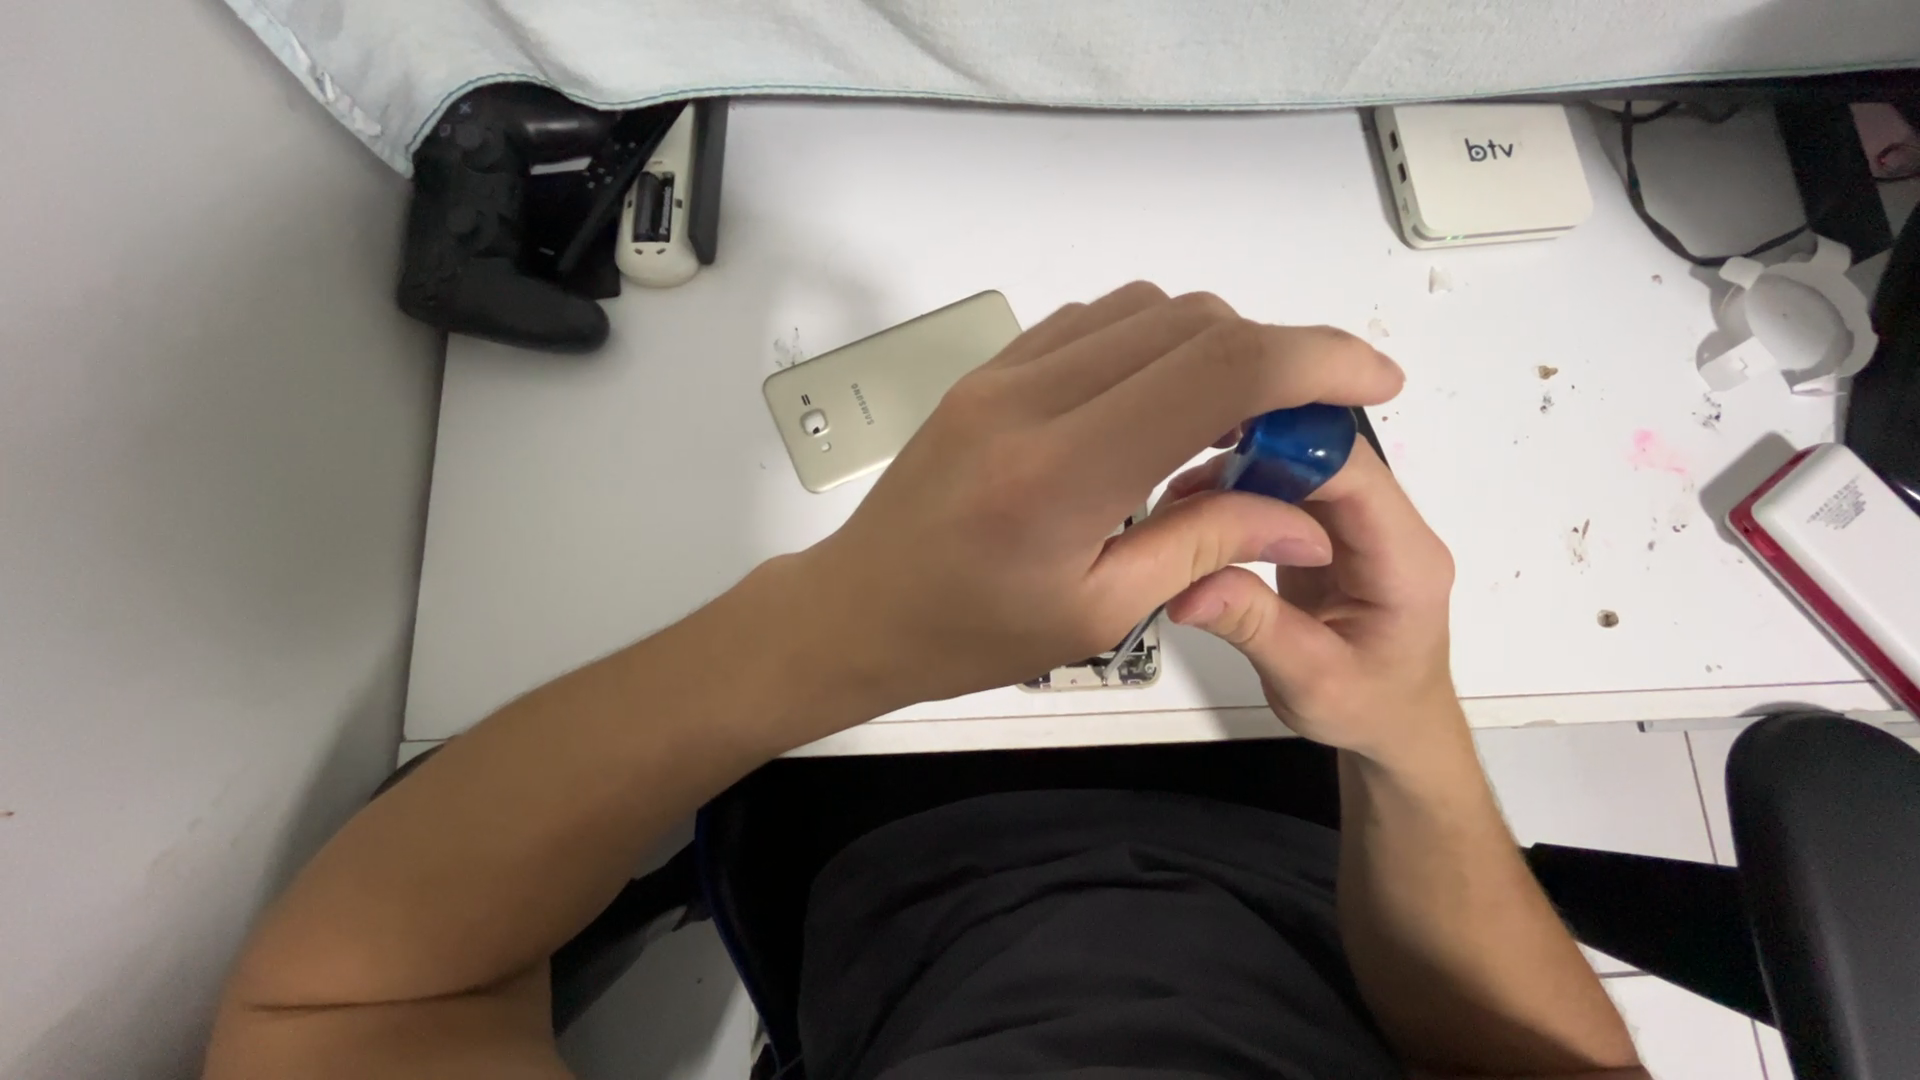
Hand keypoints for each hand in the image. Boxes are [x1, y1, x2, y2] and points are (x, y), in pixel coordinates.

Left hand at [799, 282, 1404, 709]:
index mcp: (1063, 471)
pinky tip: (1156, 403)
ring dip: (1211, 345)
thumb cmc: (969, 635)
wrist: (859, 608)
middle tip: (1297, 422)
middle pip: (1192, 322)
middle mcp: (1032, 398)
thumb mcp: (1097, 612)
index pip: (1218, 367)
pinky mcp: (987, 372)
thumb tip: (1301, 512)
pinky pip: (1091, 324)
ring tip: (1230, 417)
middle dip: (1273, 355)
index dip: (1316, 359)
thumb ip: (1205, 544)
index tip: (1372, 382)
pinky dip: (1150, 343)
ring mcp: (1001, 374)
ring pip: (1144, 309)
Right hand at [1160, 439, 1459, 765]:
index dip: (1292, 453)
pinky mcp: (1331, 538)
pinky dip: (1245, 495)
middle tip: (1185, 482)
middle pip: (1329, 462)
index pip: (1355, 477)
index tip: (1219, 455)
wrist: (1393, 728)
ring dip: (1245, 474)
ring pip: (1305, 472)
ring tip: (1183, 499)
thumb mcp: (1308, 680)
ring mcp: (1360, 532)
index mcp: (1404, 562)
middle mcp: (1389, 532)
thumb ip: (1252, 626)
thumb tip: (1185, 588)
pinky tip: (1201, 512)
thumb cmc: (1368, 712)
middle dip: (1258, 457)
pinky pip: (1290, 497)